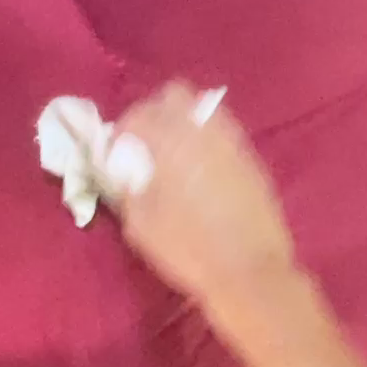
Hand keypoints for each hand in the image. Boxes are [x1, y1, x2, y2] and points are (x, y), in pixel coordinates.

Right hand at [98, 82, 297, 313]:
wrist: (249, 272)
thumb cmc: (188, 251)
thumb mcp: (141, 227)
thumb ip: (128, 193)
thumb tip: (123, 177)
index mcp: (173, 145)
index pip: (140, 114)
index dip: (122, 127)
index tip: (115, 148)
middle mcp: (205, 133)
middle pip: (176, 95)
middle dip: (154, 112)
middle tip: (143, 141)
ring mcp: (233, 144)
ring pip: (204, 111)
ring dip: (182, 124)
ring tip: (171, 154)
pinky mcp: (251, 161)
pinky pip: (223, 136)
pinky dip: (204, 143)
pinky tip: (197, 171)